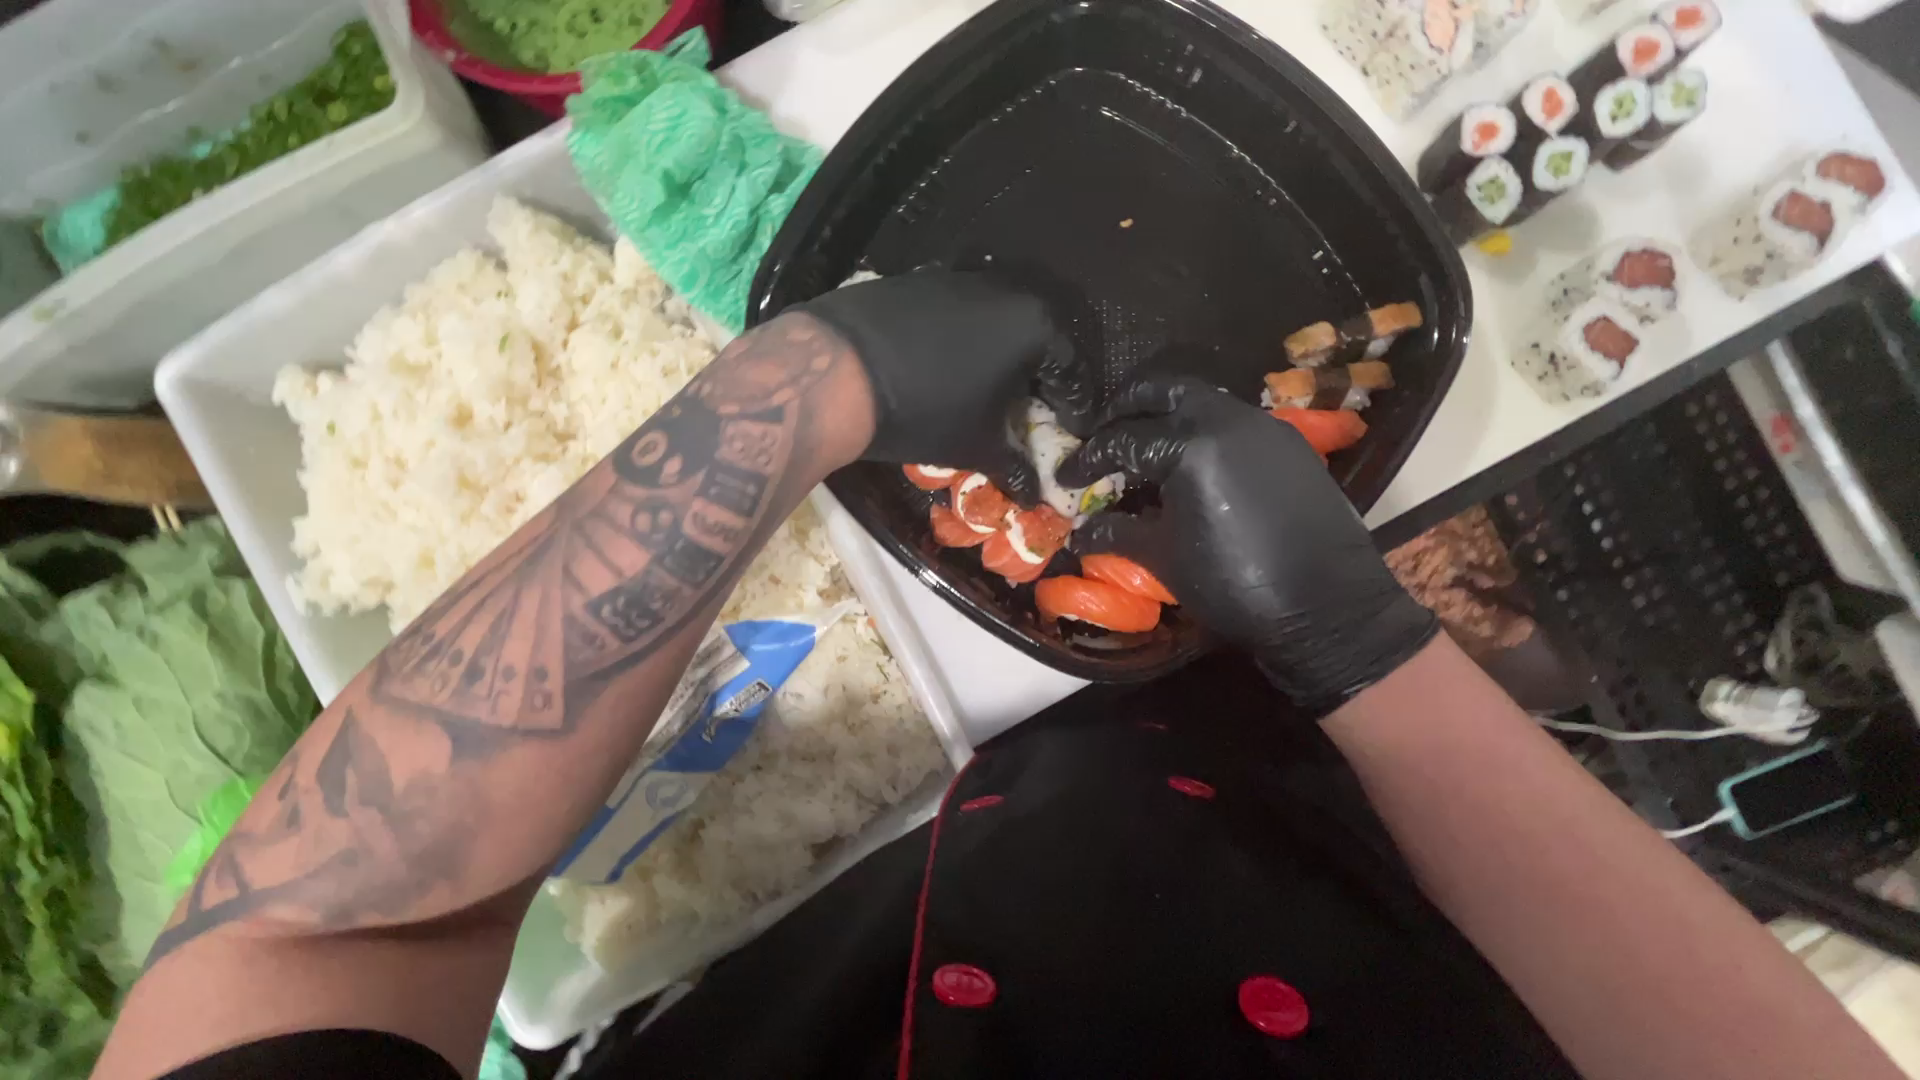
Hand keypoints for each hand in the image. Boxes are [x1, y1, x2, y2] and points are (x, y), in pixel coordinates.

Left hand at [794, 270, 1076, 498]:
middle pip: (1038, 337)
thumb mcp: (975, 446)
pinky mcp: (918, 278)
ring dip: (999, 353)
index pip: (1071, 369)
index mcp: (1034, 324)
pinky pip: (956, 311)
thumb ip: (1013, 468)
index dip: (1073, 405)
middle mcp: (1004, 289)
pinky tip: (946, 365)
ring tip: (989, 389)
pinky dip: (962, 338)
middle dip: (1039, 376)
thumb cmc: (924, 411)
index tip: (1071, 429)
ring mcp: (957, 278)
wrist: (836, 372)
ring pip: (996, 320)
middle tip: (1033, 410)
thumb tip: (1033, 496)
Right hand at [1059, 377, 1437, 714]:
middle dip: (1125, 409)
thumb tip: (1080, 531)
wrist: (1326, 607)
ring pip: (1202, 400)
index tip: (1068, 477)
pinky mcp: (1289, 443)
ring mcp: (1264, 427)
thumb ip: (1117, 532)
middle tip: (1103, 437)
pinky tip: (1192, 466)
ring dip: (1166, 414)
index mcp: (1190, 445)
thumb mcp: (1162, 556)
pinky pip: (1234, 421)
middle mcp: (1228, 420)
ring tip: (1144, 450)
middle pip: (1163, 390)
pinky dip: (1202, 431)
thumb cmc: (1231, 583)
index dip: (1089, 459)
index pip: (1123, 439)